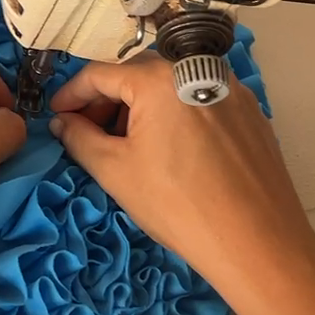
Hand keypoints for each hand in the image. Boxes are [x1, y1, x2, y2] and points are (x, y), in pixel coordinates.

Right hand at [48, 53, 314, 307]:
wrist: (258, 245)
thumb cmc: (177, 204)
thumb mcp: (114, 171)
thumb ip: (78, 137)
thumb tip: (62, 122)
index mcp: (158, 78)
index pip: (99, 74)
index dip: (70, 94)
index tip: (57, 117)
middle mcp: (197, 70)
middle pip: (136, 73)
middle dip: (107, 100)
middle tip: (89, 132)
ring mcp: (231, 89)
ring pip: (170, 85)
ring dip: (141, 106)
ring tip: (129, 144)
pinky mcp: (252, 112)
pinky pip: (200, 99)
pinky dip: (175, 114)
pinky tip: (171, 150)